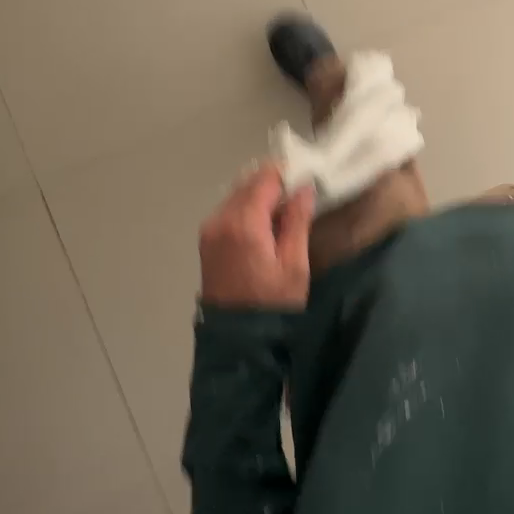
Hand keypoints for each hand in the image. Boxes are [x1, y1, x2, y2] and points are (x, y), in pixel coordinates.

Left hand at [199, 161, 315, 309]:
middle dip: (274, 182)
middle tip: (298, 194)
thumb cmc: (272, 302)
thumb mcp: (294, 264)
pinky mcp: (207, 239)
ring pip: (238, 193)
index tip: (306, 179)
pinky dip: (247, 206)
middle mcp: (221, 219)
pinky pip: (229, 208)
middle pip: (249, 182)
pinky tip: (265, 223)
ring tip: (284, 210)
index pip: (266, 179)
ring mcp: (210, 229)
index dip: (288, 174)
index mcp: (244, 224)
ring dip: (260, 194)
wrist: (237, 339)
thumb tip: (304, 188)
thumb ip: (298, 221)